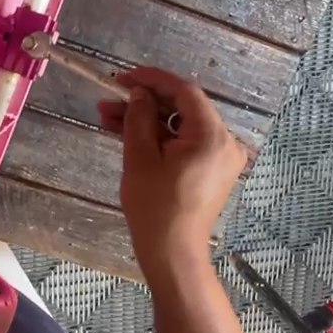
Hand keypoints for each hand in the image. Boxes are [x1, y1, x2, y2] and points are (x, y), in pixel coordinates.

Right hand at [97, 67, 247, 276]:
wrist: (172, 253)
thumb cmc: (155, 207)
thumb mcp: (140, 157)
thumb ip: (139, 118)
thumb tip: (139, 93)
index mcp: (212, 136)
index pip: (185, 92)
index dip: (153, 80)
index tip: (124, 79)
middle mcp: (224, 142)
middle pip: (182, 108)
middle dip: (144, 102)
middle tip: (109, 100)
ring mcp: (219, 157)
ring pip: (179, 126)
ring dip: (146, 120)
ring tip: (107, 116)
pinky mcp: (210, 169)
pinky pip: (184, 143)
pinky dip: (159, 137)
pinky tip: (126, 133)